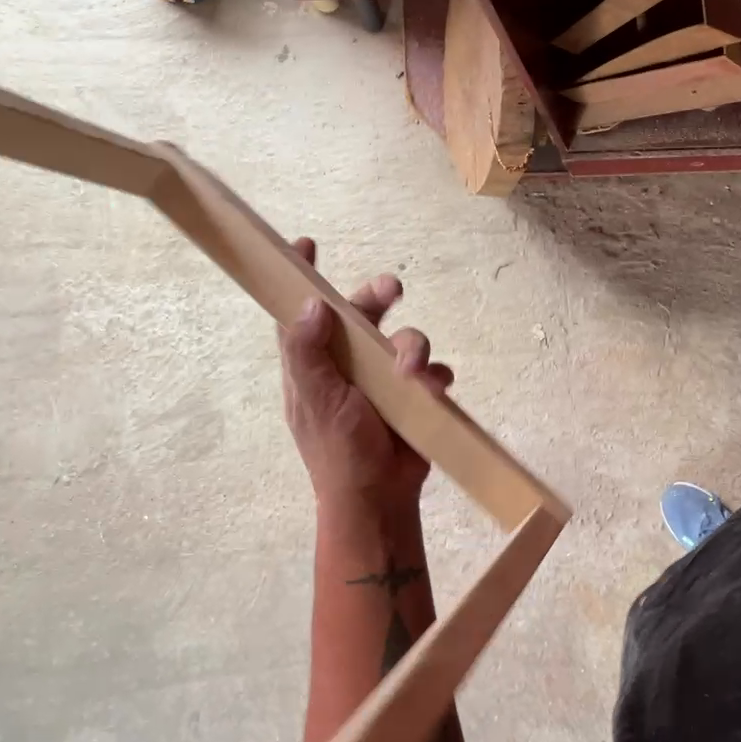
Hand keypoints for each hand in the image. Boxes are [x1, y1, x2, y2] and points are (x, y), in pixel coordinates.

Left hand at [278, 238, 454, 510]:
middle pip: (365, 314)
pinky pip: (434, 371)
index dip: (304, 280)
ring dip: (415, 349)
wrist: (379, 496)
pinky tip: (434, 390)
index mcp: (316, 364)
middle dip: (380, 296)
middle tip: (393, 289)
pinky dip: (436, 377)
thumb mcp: (314, 399)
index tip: (308, 245)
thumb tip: (310, 303)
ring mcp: (385, 380)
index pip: (304, 314)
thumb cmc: (337, 450)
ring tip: (415, 375)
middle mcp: (350, 365)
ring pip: (407, 340)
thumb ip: (307, 352)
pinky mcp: (417, 397)